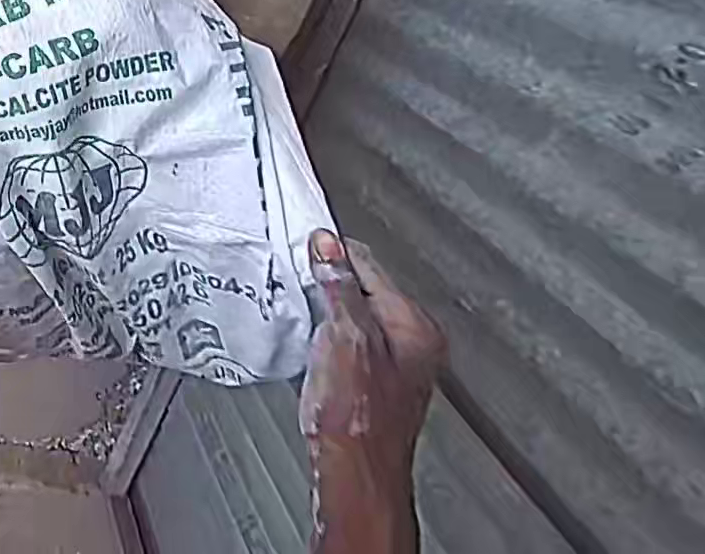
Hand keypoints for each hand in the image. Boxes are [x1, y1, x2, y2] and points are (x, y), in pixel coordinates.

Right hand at [300, 230, 444, 553]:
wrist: (351, 466)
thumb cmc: (355, 411)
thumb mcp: (344, 336)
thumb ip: (338, 286)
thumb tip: (327, 245)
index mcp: (413, 326)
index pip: (367, 263)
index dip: (331, 249)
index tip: (300, 239)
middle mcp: (408, 338)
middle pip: (359, 282)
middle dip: (324, 272)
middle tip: (291, 268)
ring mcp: (388, 355)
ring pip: (348, 304)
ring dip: (320, 296)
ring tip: (294, 294)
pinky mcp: (366, 367)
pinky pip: (341, 324)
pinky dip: (320, 317)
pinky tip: (303, 324)